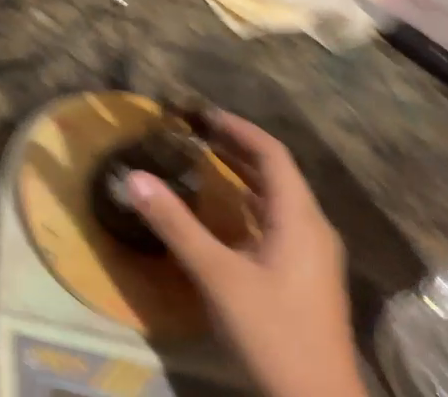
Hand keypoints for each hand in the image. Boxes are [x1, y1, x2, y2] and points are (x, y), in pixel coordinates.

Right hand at [126, 112, 365, 396]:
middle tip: (194, 133)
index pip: (272, 154)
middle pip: (277, 174)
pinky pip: (276, 223)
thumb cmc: (273, 332)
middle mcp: (313, 229)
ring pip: (277, 200)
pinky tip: (221, 216)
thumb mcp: (218, 277)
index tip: (201, 114)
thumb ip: (177, 226)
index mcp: (300, 219)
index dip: (237, 129)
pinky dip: (247, 205)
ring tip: (201, 162)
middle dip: (236, 148)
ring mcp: (313, 256)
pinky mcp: (306, 278)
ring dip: (242, 177)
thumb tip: (134, 177)